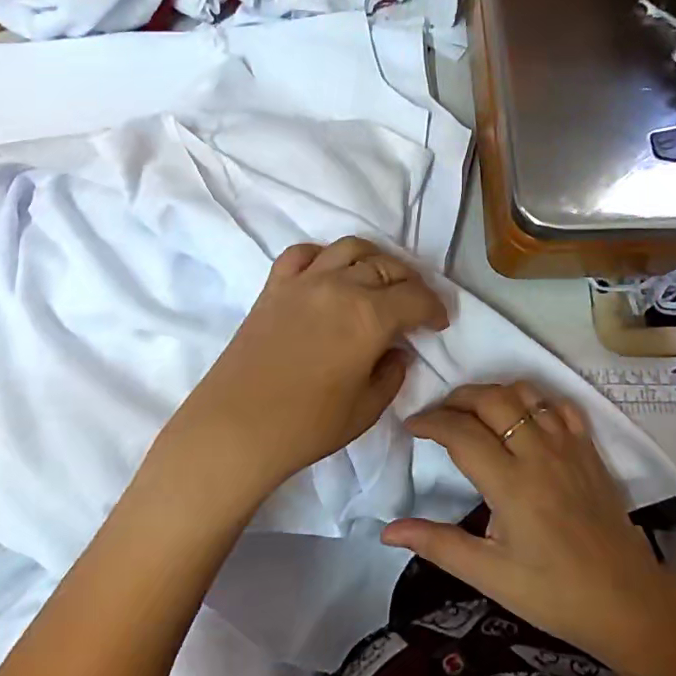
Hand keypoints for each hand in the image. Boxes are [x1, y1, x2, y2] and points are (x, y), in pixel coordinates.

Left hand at [152, 237, 448, 510]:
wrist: (237, 427)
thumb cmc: (307, 426)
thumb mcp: (366, 409)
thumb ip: (391, 374)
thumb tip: (397, 351)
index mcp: (370, 316)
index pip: (415, 298)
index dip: (434, 308)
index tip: (438, 323)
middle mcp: (340, 287)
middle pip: (386, 266)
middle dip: (409, 283)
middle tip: (413, 305)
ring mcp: (303, 282)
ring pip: (349, 249)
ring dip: (373, 260)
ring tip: (377, 281)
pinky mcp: (273, 287)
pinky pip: (302, 253)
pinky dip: (323, 256)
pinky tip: (328, 274)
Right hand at [382, 383, 675, 675]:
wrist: (629, 603)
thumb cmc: (553, 593)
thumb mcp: (489, 574)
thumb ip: (438, 544)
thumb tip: (387, 530)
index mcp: (511, 484)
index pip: (460, 432)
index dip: (430, 421)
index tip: (411, 426)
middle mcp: (540, 454)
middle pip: (492, 399)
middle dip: (457, 398)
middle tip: (437, 415)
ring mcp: (569, 448)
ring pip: (526, 395)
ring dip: (494, 393)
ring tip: (473, 412)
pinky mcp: (590, 451)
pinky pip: (560, 406)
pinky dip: (535, 401)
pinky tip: (522, 419)